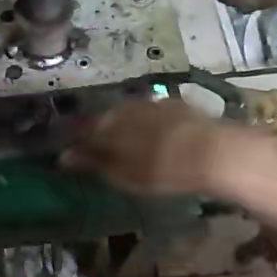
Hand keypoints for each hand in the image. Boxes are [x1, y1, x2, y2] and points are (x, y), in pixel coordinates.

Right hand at [61, 98, 276, 196]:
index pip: (86, 127)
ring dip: (126, 125)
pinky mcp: (181, 107)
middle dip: (102, 130)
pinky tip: (155, 135)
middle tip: (100, 147)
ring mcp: (157, 104)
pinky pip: (155, 114)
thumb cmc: (161, 168)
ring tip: (127, 142)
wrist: (214, 153)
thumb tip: (63, 156)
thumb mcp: (122, 172)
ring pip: (132, 113)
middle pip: (109, 117)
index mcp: (111, 121)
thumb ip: (92, 162)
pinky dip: (149, 124)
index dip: (77, 139)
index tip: (71, 149)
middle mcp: (130, 106)